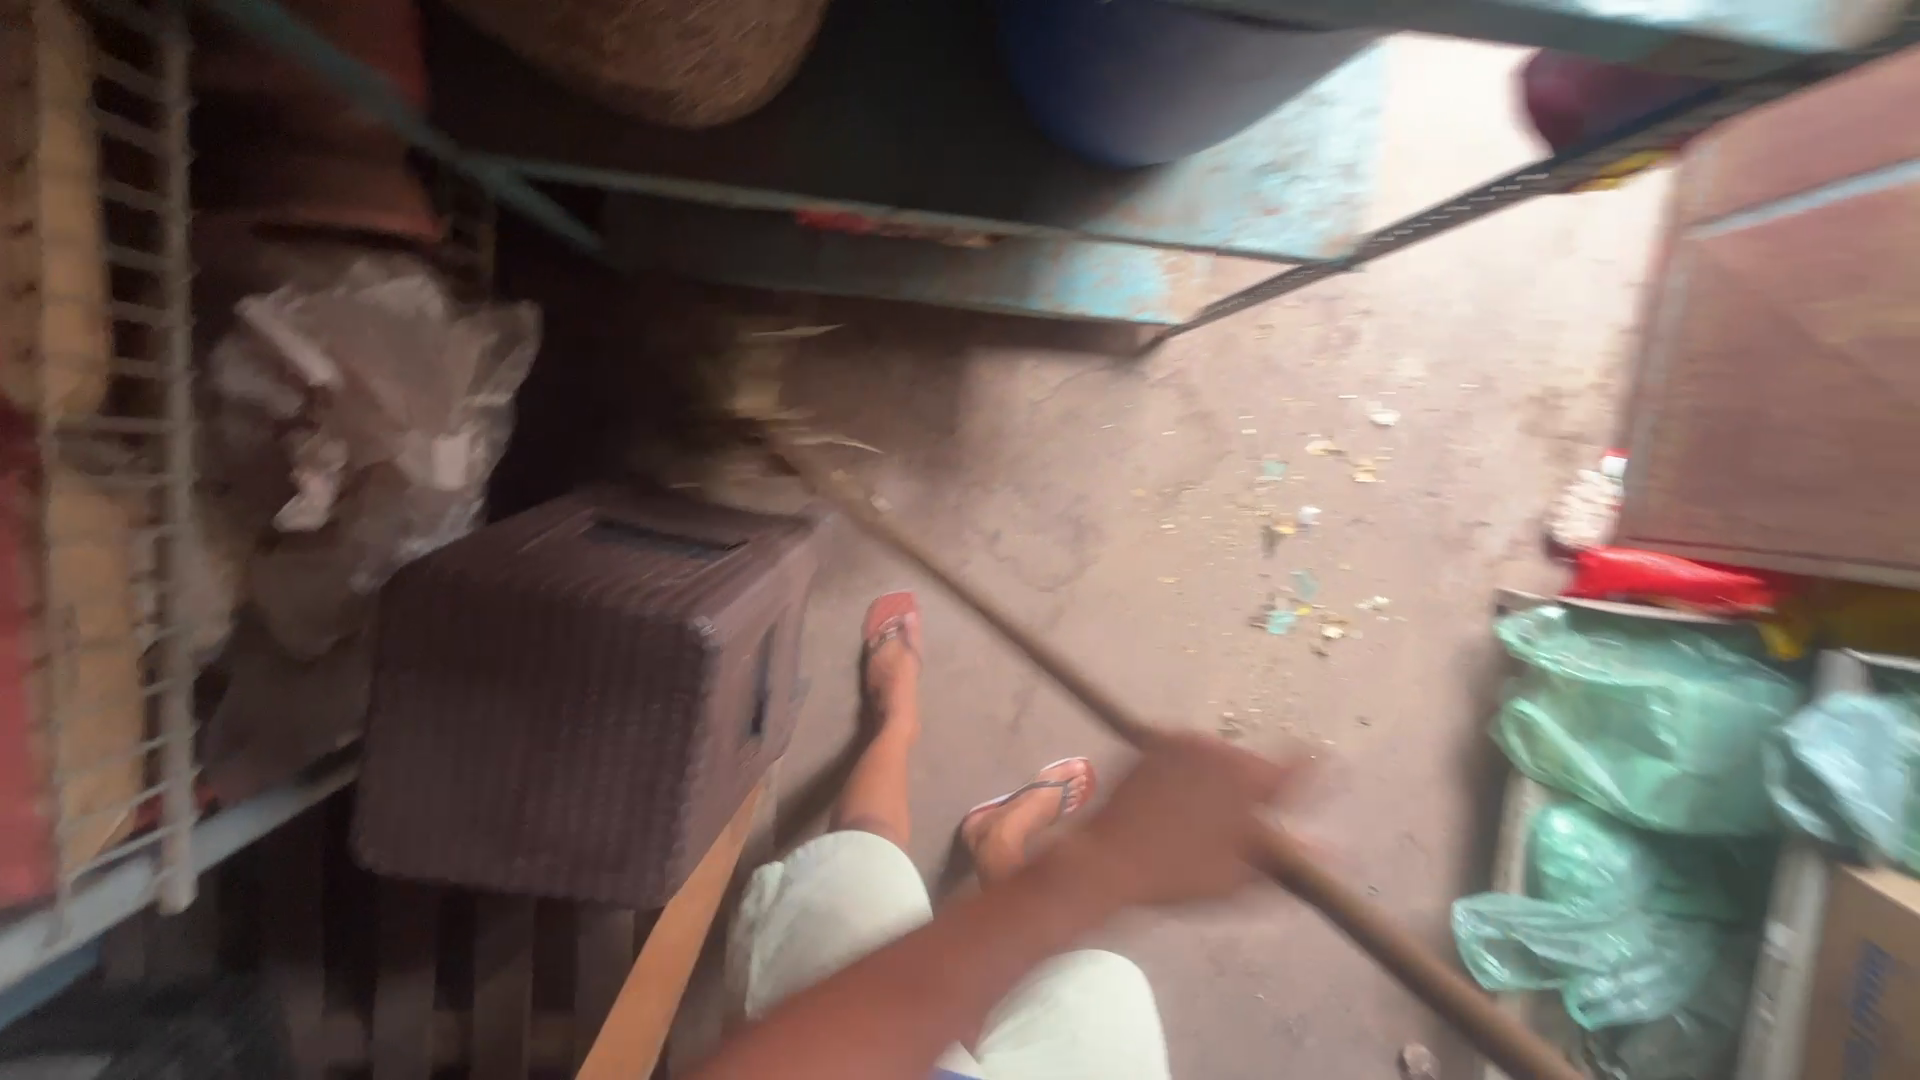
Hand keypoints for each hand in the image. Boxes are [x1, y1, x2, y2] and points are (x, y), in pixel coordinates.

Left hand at [1062, 732, 1310, 907]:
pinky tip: (1178, 803)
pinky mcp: (1150, 741)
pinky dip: (1191, 772)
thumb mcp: (1240, 878)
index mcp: (1246, 778)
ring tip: (1205, 819)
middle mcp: (1216, 748)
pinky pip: (1186, 754)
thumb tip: (1335, 848)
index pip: (1298, 764)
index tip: (1329, 770)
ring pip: (1217, 758)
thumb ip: (1288, 857)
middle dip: (1255, 790)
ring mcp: (1180, 741)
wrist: (1107, 858)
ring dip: (1220, 780)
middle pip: (1252, 764)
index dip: (1315, 772)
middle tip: (1244, 826)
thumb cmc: (1177, 874)